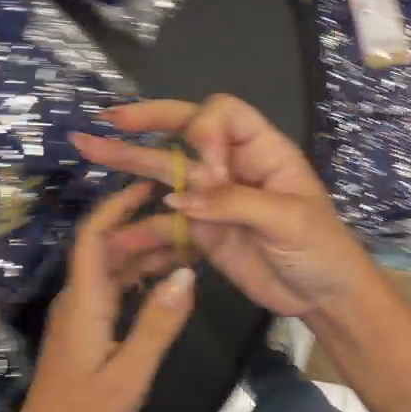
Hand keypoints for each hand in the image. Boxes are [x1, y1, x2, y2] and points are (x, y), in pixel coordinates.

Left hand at [4, 182, 196, 411]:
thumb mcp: (131, 373)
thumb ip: (159, 323)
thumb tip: (188, 272)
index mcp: (85, 300)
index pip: (96, 235)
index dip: (118, 203)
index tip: (151, 184)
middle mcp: (78, 297)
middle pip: (108, 247)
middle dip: (145, 227)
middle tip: (189, 220)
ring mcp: (79, 312)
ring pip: (112, 267)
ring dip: (145, 252)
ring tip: (187, 244)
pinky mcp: (84, 327)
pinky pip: (112, 287)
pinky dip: (139, 276)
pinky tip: (167, 279)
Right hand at [70, 95, 379, 318]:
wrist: (323, 297)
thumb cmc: (321, 248)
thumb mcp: (287, 219)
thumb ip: (232, 203)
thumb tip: (178, 197)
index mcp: (261, 150)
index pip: (222, 115)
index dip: (206, 133)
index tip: (213, 173)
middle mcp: (231, 167)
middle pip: (184, 131)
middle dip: (147, 123)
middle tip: (108, 120)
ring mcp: (213, 198)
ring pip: (166, 172)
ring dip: (128, 161)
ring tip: (86, 148)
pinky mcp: (202, 231)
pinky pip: (166, 222)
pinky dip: (140, 227)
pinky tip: (113, 232)